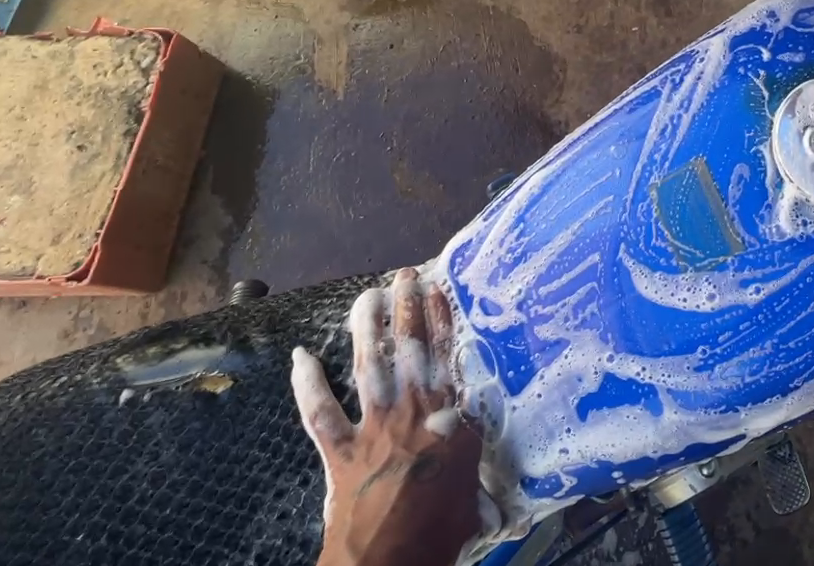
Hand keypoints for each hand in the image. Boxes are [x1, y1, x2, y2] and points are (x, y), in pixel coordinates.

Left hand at [291, 268, 491, 565]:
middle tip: (404, 275)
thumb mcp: (474, 504)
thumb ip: (486, 493)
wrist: (387, 562)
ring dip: (367, 330)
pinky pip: (320, 414)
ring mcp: (373, 428)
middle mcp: (412, 412)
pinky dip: (308, 386)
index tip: (439, 288)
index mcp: (449, 418)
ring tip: (367, 297)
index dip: (443, 322)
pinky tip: (300, 357)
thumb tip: (513, 510)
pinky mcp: (339, 451)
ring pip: (370, 368)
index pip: (449, 358)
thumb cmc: (439, 531)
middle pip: (410, 351)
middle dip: (407, 311)